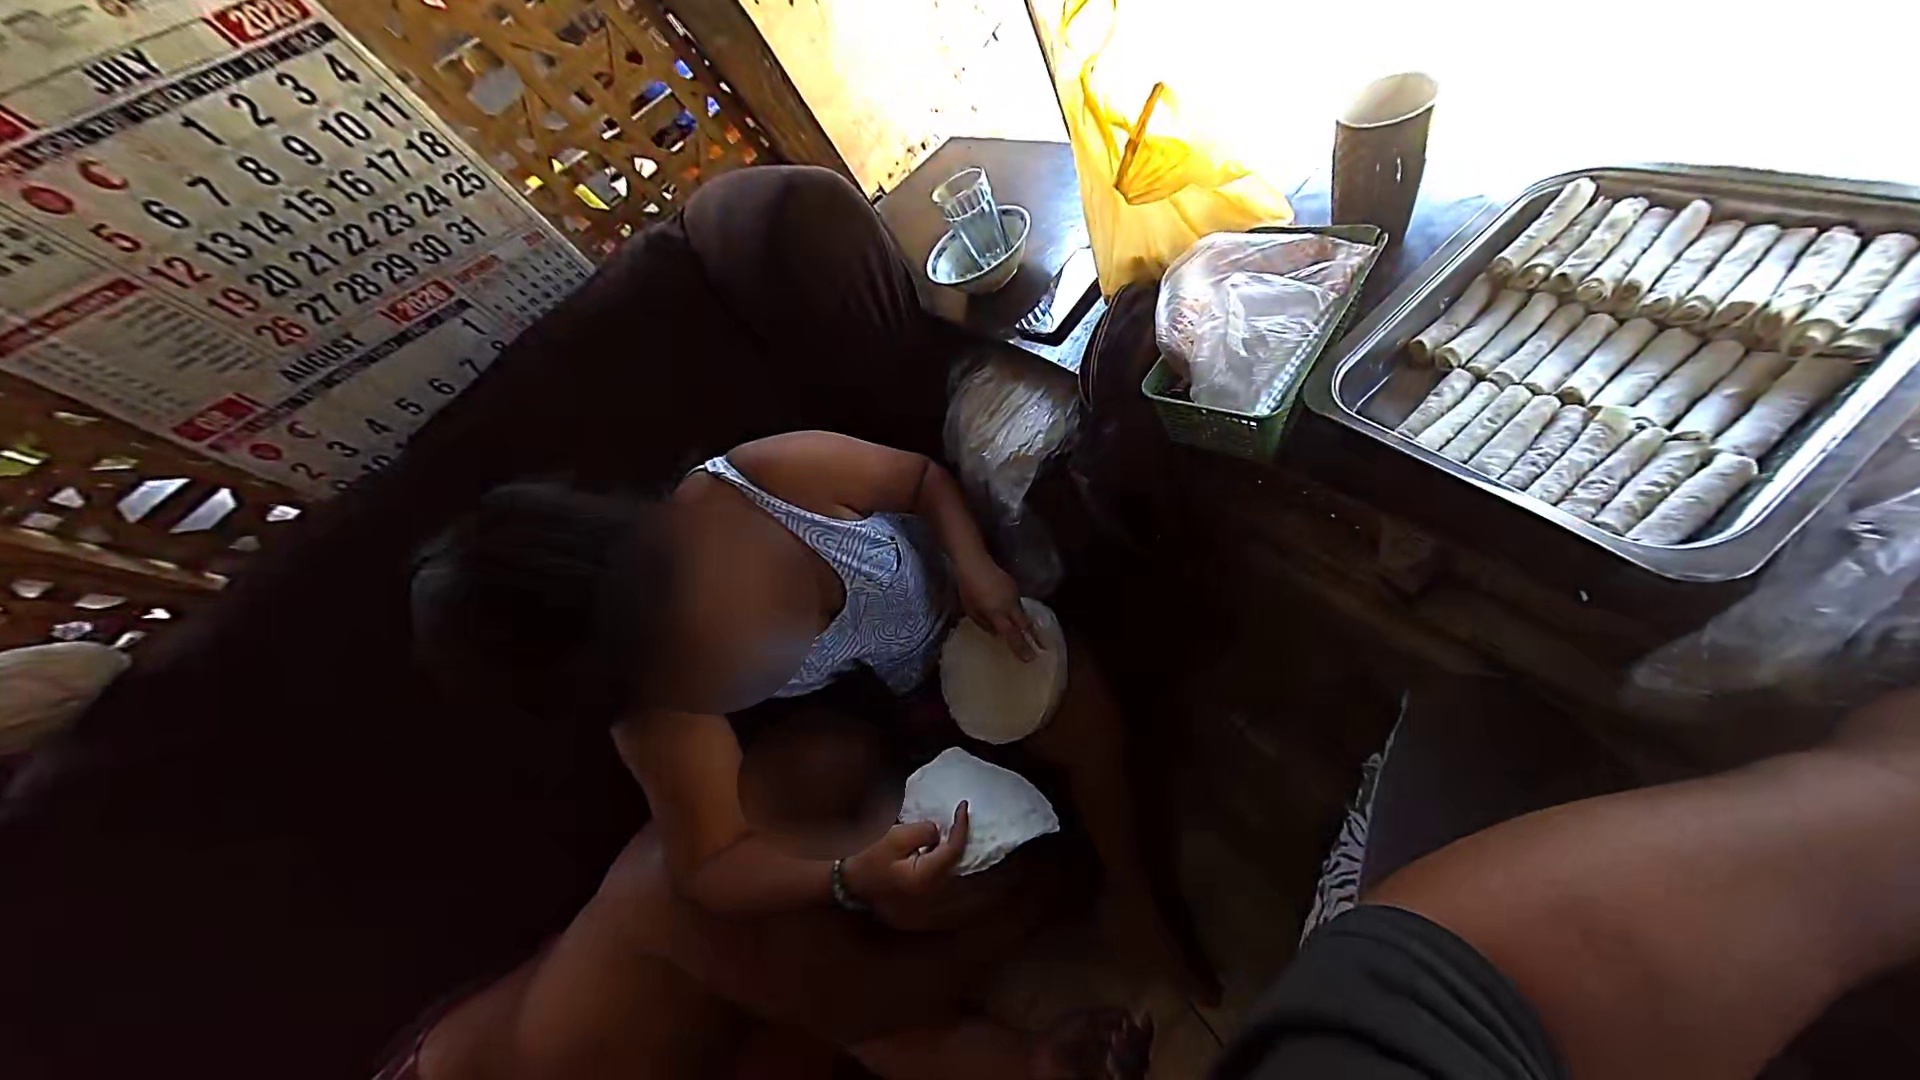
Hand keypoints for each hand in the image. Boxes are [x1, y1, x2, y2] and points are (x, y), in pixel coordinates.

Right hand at [841, 802, 969, 929]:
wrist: (847, 883)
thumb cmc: (868, 858)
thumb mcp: (895, 837)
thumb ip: (923, 832)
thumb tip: (938, 834)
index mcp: (925, 879)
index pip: (955, 850)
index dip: (962, 826)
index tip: (964, 805)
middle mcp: (931, 895)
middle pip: (958, 865)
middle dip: (962, 841)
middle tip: (961, 818)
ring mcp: (926, 904)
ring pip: (952, 875)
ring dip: (955, 853)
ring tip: (954, 832)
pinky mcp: (920, 904)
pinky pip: (941, 882)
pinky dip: (945, 865)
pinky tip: (941, 851)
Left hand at [956, 556, 1038, 660]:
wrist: (974, 562)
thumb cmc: (968, 587)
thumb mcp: (971, 609)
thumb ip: (983, 623)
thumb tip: (996, 633)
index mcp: (997, 613)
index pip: (1011, 635)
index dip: (1021, 647)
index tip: (1030, 658)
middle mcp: (1009, 605)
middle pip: (1025, 625)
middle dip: (1034, 638)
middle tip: (1042, 649)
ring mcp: (1014, 595)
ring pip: (1022, 613)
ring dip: (1026, 625)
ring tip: (1031, 635)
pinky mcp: (1014, 587)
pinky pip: (1018, 604)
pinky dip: (1018, 612)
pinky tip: (1015, 615)